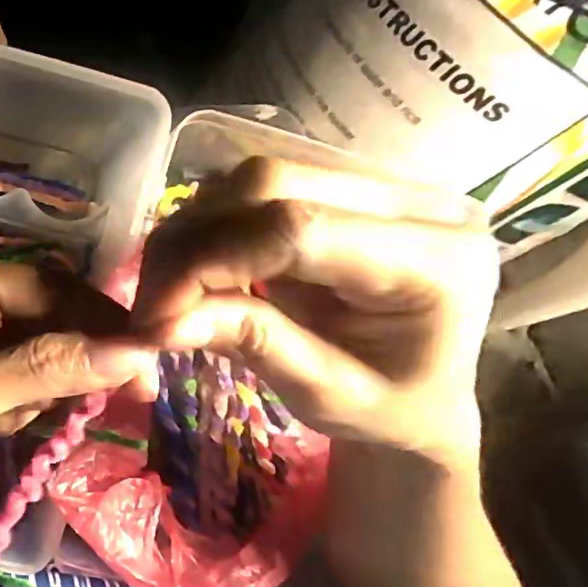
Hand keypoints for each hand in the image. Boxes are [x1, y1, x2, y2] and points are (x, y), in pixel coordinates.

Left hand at [0, 251, 155, 499]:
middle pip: (60, 320)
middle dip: (68, 371)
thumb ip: (39, 370)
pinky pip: (37, 378)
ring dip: (44, 397)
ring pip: (55, 353)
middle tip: (70, 414)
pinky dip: (30, 408)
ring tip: (0, 424)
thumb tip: (131, 351)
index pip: (54, 289)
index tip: (146, 372)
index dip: (104, 326)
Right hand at [133, 154, 498, 465]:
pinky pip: (256, 187)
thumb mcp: (324, 395)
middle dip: (191, 243)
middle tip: (151, 305)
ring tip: (170, 290)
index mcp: (436, 261)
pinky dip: (210, 225)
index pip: (298, 229)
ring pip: (253, 176)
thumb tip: (158, 324)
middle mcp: (416, 202)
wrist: (423, 395)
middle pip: (270, 183)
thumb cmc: (386, 410)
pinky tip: (198, 267)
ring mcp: (381, 184)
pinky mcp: (344, 186)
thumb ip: (252, 344)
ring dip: (192, 231)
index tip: (154, 318)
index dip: (209, 263)